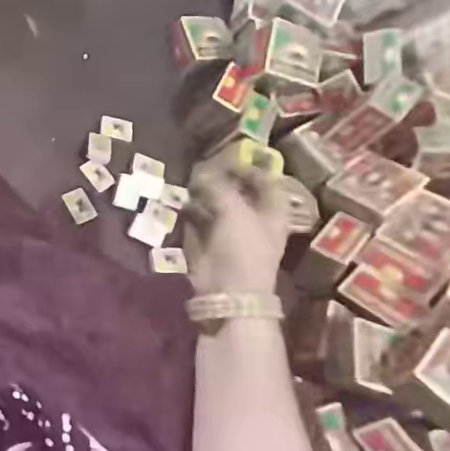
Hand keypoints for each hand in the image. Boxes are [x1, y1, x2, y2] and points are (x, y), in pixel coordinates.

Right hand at [186, 154, 288, 295]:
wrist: (228, 292)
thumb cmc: (243, 249)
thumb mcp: (236, 212)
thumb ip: (220, 189)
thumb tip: (203, 173)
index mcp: (271, 214)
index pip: (267, 183)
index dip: (252, 169)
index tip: (231, 158)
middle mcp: (252, 222)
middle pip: (238, 195)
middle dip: (221, 182)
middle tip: (202, 168)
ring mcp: (228, 236)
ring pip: (215, 209)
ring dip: (201, 197)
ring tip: (186, 183)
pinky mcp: (206, 248)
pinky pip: (196, 225)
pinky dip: (188, 214)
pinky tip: (178, 203)